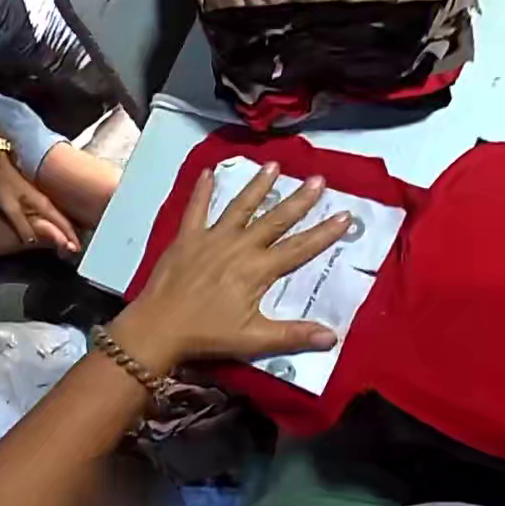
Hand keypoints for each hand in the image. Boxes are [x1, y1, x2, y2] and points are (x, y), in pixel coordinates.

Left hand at [0, 151, 78, 252]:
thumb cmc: (4, 185)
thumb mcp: (11, 208)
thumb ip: (23, 226)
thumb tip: (33, 243)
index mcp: (44, 206)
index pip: (63, 225)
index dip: (70, 239)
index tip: (77, 251)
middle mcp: (48, 204)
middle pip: (65, 222)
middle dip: (72, 236)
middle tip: (75, 251)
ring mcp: (43, 200)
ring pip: (61, 218)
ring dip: (66, 230)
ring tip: (69, 242)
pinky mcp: (38, 199)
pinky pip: (53, 215)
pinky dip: (58, 224)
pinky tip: (56, 228)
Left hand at [117, 161, 351, 367]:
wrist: (158, 327)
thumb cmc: (207, 334)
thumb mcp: (254, 339)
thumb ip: (294, 335)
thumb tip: (333, 337)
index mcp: (257, 269)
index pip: (299, 248)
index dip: (324, 232)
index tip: (346, 215)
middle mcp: (238, 246)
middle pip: (275, 219)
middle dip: (299, 199)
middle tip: (318, 179)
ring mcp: (211, 238)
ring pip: (240, 207)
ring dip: (258, 186)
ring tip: (273, 166)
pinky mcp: (186, 238)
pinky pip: (196, 208)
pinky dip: (202, 190)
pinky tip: (208, 171)